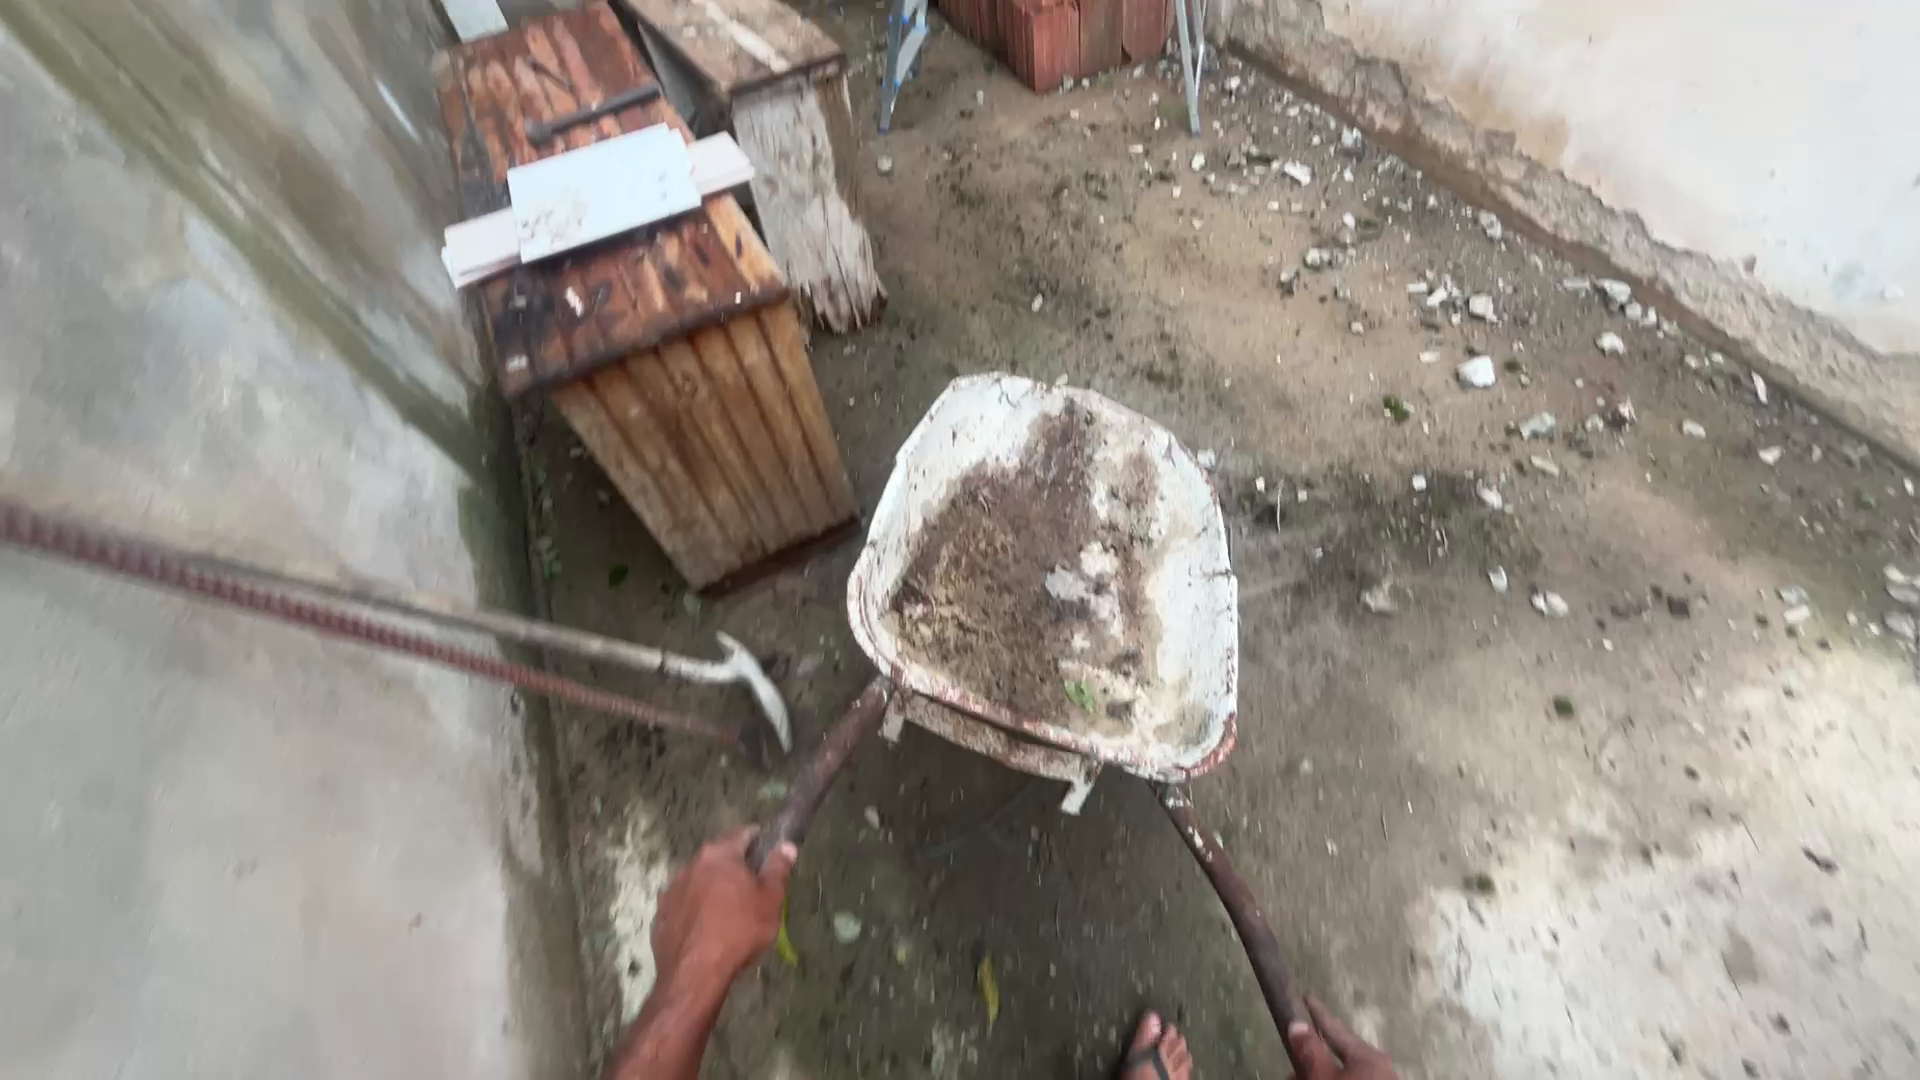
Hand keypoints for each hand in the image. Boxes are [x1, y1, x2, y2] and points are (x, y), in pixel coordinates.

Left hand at [650, 827, 796, 990]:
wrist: (694, 977)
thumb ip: (778, 868)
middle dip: (735, 866)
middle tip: (753, 887)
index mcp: (719, 854)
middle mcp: (691, 865)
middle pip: (719, 856)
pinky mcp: (660, 916)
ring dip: (714, 887)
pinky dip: (697, 909)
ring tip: (730, 911)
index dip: (760, 840)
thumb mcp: (771, 899)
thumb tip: (786, 845)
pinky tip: (708, 930)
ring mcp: (672, 891)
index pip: (743, 833)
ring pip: (700, 880)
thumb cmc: (739, 931)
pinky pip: (685, 904)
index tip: (770, 855)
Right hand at [1287, 996, 1398, 1078]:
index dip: (1317, 1012)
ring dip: (1320, 1076)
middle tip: (1292, 1063)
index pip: (1336, 1027)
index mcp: (1369, 1058)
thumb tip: (1297, 1024)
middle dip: (1312, 1057)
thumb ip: (1309, 1051)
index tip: (1305, 997)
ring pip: (1345, 1076)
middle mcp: (1382, 1071)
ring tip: (1298, 1078)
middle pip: (1340, 1054)